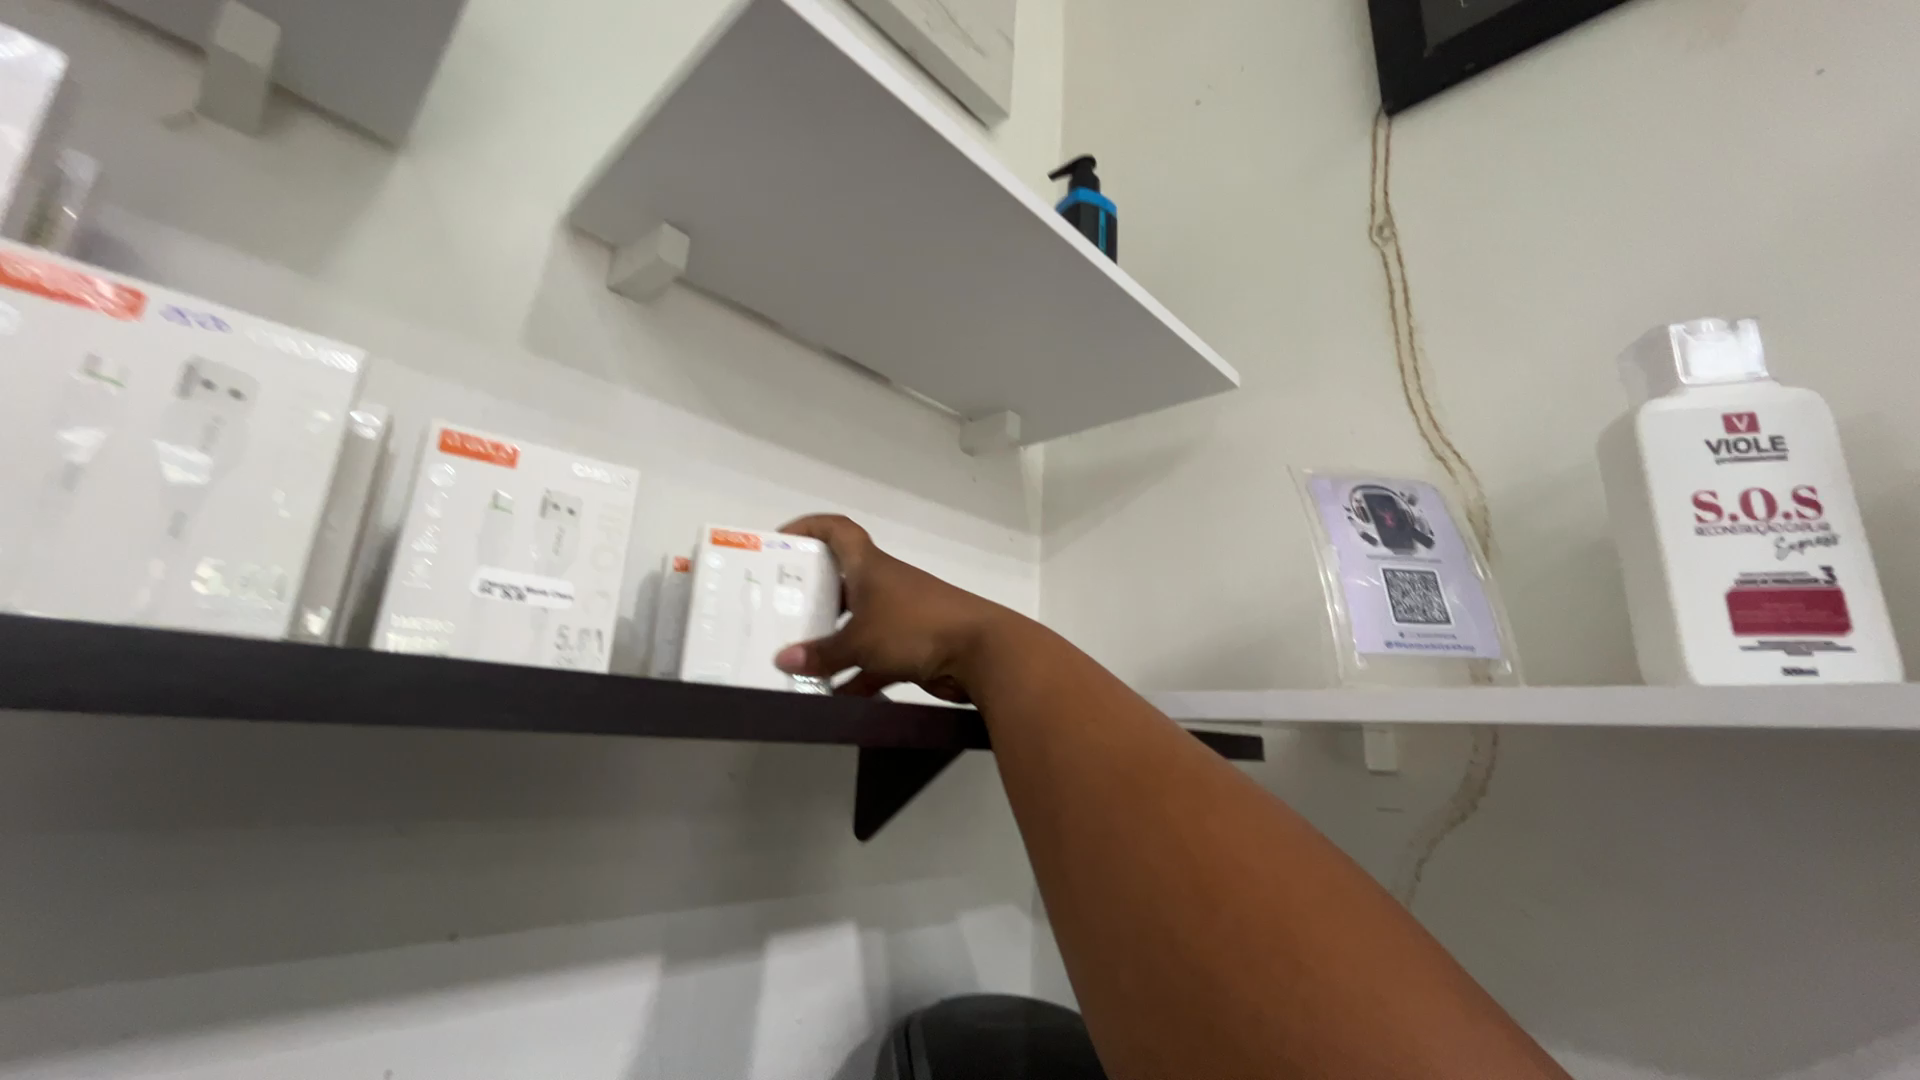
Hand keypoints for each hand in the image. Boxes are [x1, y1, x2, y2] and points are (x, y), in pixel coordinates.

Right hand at [773, 514, 1019, 702]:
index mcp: (869, 567)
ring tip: (795, 665)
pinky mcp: (911, 647)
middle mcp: (883, 586)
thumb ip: (822, 654)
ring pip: (855, 627)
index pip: (837, 530)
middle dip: (810, 600)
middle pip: (840, 584)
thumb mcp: (860, 641)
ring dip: (830, 646)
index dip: (808, 528)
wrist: (981, 652)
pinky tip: (831, 700)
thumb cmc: (915, 627)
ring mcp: (899, 617)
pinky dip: (855, 678)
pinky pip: (873, 661)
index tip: (780, 543)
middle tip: (777, 617)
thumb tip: (782, 660)